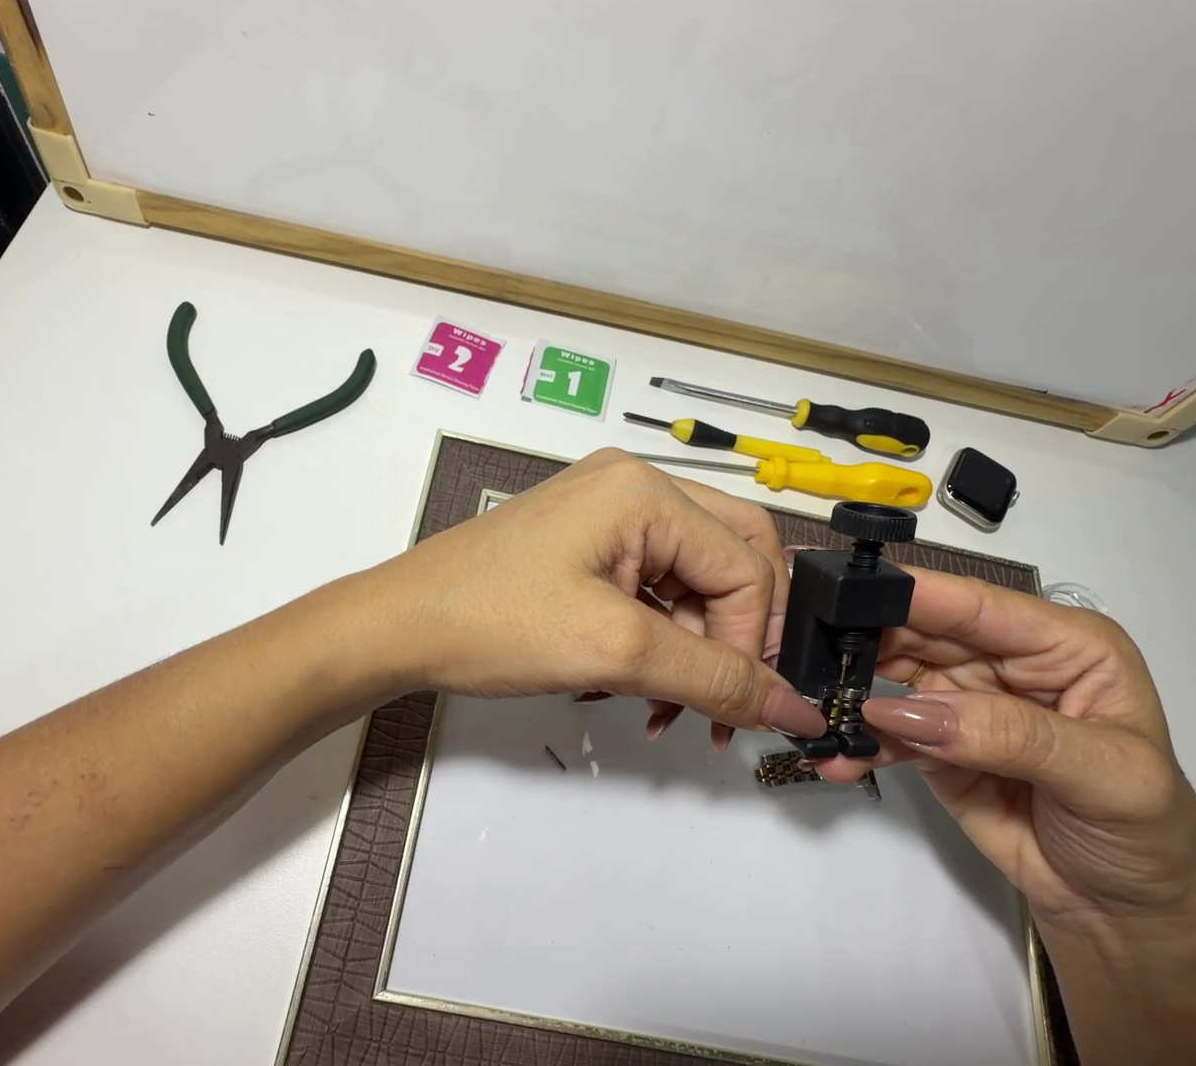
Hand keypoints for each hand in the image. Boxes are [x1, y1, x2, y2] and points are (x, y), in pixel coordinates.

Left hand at [363, 449, 826, 742]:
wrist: (402, 626)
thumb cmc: (487, 620)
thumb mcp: (616, 652)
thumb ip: (715, 680)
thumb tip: (793, 708)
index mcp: (645, 491)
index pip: (748, 566)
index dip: (754, 644)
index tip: (740, 705)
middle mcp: (632, 487)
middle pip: (731, 563)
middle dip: (732, 641)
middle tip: (716, 702)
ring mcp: (608, 513)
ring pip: (694, 583)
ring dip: (691, 650)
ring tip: (661, 705)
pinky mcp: (589, 544)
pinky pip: (654, 589)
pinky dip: (657, 640)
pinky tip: (633, 683)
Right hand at [815, 568, 1195, 925]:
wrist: (1122, 910)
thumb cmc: (1146, 832)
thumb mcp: (1109, 778)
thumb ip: (1012, 736)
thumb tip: (908, 713)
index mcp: (1059, 644)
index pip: (977, 606)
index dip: (913, 591)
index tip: (845, 584)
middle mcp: (1004, 660)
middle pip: (919, 631)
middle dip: (863, 635)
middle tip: (802, 642)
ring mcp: (962, 701)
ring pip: (889, 676)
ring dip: (847, 687)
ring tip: (807, 700)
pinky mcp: (932, 743)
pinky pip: (882, 732)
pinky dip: (854, 741)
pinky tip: (830, 756)